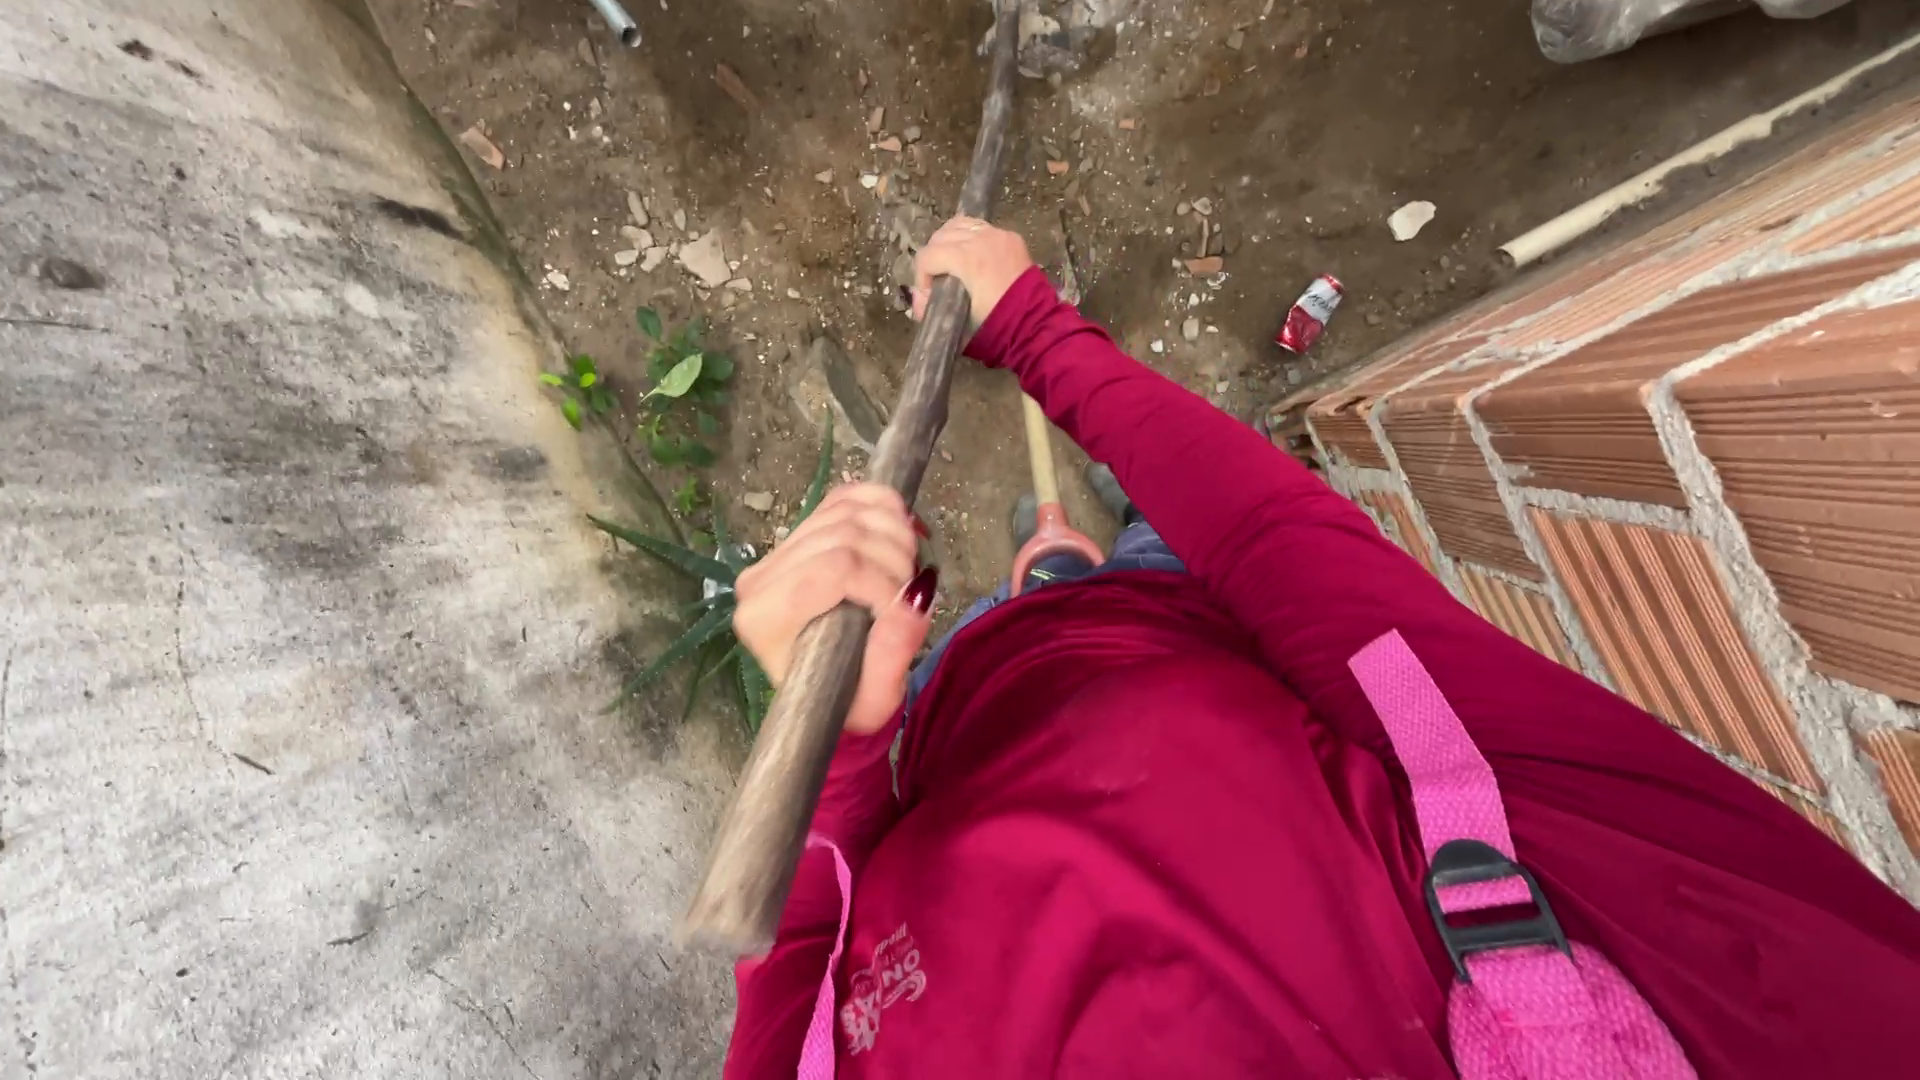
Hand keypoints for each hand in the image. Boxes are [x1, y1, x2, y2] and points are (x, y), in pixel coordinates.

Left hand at [733, 484, 937, 733]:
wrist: (835, 690)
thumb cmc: (849, 699)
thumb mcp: (876, 697)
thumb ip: (892, 654)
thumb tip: (914, 599)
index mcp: (765, 619)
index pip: (835, 568)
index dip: (882, 582)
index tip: (903, 610)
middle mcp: (760, 579)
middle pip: (845, 535)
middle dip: (894, 559)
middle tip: (910, 592)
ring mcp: (779, 551)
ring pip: (847, 512)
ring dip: (894, 533)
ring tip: (906, 571)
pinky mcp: (802, 533)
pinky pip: (844, 496)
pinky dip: (881, 502)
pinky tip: (900, 528)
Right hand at [910, 216, 1033, 326]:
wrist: (1035, 326)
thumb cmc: (995, 329)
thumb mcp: (957, 325)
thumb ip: (930, 310)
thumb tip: (917, 298)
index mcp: (967, 260)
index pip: (927, 256)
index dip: (921, 276)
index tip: (928, 295)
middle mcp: (981, 239)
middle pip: (940, 237)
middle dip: (933, 259)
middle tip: (937, 281)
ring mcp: (997, 235)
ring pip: (959, 225)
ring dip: (948, 243)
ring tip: (950, 264)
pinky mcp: (1010, 237)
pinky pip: (980, 228)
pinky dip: (969, 238)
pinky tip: (969, 255)